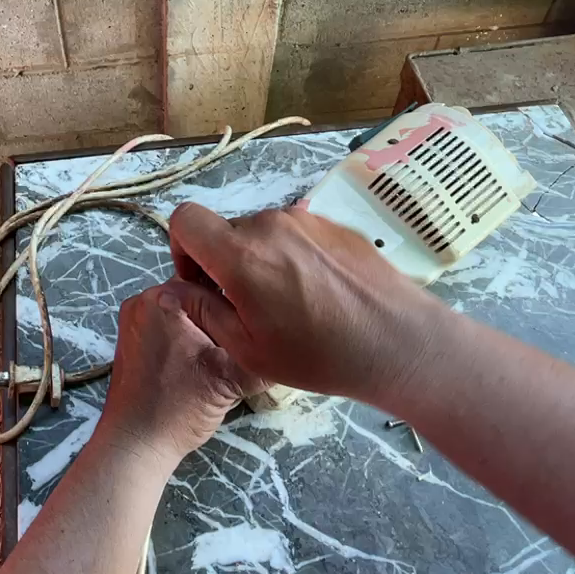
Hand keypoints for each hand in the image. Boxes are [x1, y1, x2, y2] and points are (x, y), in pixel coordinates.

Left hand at [95, 279, 263, 463]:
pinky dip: (188, 341)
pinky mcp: (133, 341)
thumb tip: (290, 345)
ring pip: (186, 315)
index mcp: (161, 298)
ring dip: (206, 333)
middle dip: (221, 322)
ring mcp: (134, 321)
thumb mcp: (229, 379)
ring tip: (220, 360)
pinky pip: (170, 328)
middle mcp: (143, 301)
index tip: (251, 336)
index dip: (238, 313)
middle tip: (237, 350)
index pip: (215, 288)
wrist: (135, 446)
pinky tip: (201, 365)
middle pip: (199, 299)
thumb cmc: (176, 408)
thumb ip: (261, 357)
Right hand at [166, 203, 448, 406]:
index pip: (185, 219)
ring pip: (260, 232)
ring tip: (290, 302)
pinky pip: (294, 232)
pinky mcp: (331, 222)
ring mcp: (304, 218)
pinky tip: (319, 292)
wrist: (400, 342)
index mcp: (241, 254)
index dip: (182, 249)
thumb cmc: (319, 355)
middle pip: (225, 230)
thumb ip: (203, 312)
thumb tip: (174, 291)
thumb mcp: (248, 350)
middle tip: (249, 306)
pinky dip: (291, 255)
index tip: (203, 283)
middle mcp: (268, 223)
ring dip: (259, 259)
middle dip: (224, 262)